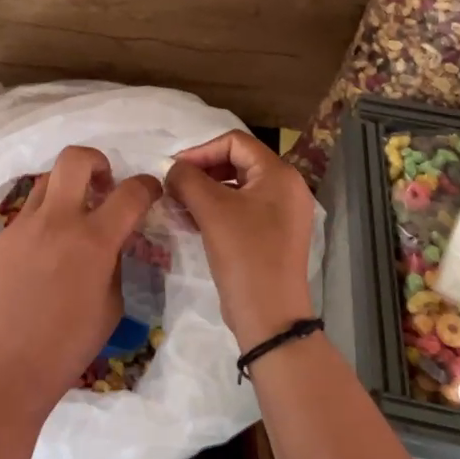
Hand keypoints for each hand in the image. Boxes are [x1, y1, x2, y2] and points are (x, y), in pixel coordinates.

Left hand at [0, 146, 161, 410]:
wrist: (8, 364)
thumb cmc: (69, 344)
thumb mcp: (112, 304)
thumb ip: (115, 261)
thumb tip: (113, 240)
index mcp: (93, 240)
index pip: (130, 192)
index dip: (147, 185)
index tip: (150, 192)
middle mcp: (57, 221)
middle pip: (75, 158)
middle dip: (97, 161)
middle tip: (105, 185)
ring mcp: (24, 225)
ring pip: (48, 181)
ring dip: (68, 189)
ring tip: (75, 217)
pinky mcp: (3, 237)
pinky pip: (29, 212)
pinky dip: (46, 218)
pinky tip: (49, 250)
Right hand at [164, 131, 316, 350]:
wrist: (269, 315)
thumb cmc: (244, 254)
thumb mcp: (211, 209)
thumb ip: (187, 179)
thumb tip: (173, 170)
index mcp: (279, 174)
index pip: (235, 142)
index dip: (201, 150)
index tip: (173, 169)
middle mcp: (286, 188)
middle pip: (236, 163)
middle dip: (201, 172)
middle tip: (173, 188)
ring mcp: (281, 214)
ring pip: (236, 188)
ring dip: (204, 193)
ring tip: (177, 207)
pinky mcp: (272, 236)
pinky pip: (241, 210)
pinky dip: (216, 211)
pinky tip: (191, 223)